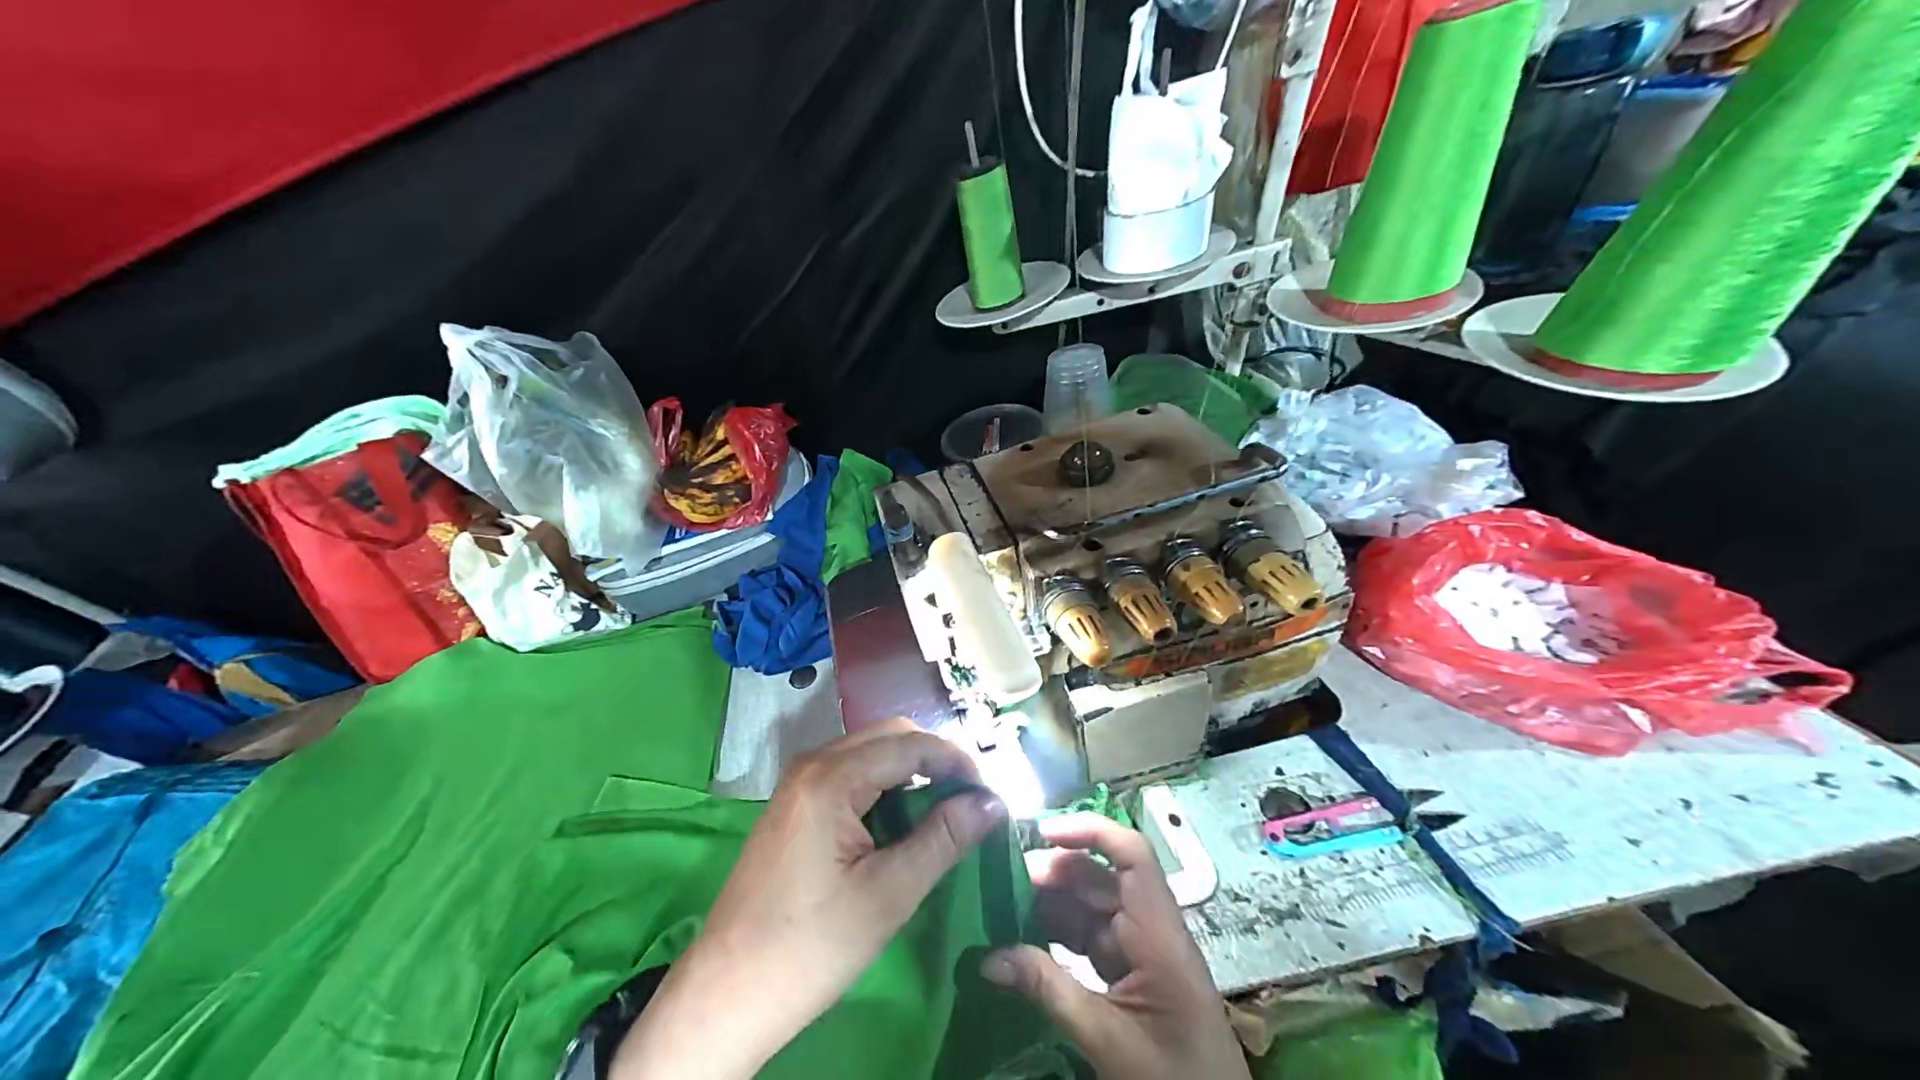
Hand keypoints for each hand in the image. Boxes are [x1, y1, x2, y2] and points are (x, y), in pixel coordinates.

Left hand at [611, 719, 1006, 1078]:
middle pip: (890, 736)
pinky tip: (904, 819)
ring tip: (948, 808)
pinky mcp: (795, 805)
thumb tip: (991, 803)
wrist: (726, 994)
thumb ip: (943, 838)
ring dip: (912, 771)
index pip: (910, 743)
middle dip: (936, 759)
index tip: (991, 793)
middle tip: (973, 799)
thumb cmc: (811, 947)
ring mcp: (799, 783)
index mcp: (831, 777)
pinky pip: (851, 774)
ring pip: (871, 752)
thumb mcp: (888, 894)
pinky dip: (886, 786)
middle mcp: (812, 764)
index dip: (957, 760)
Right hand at [982, 814, 1250, 1079]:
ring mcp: (1139, 951)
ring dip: (1049, 902)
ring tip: (1003, 904)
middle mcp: (1150, 929)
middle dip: (1052, 871)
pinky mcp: (1129, 974)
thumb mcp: (1108, 1038)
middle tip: (1001, 880)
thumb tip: (988, 958)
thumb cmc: (1173, 1076)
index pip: (1131, 855)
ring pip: (1090, 907)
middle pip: (1100, 878)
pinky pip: (1088, 937)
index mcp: (1158, 932)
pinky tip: (1022, 936)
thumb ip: (1049, 992)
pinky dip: (1056, 933)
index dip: (1089, 831)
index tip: (1041, 831)